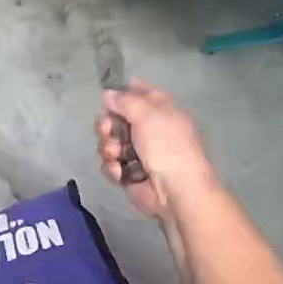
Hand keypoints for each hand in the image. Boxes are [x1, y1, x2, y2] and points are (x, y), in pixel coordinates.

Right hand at [95, 79, 220, 221]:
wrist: (176, 191)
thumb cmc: (166, 146)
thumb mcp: (147, 114)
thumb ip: (125, 100)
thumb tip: (108, 94)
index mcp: (159, 109)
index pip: (137, 92)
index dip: (121, 93)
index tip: (108, 99)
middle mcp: (148, 128)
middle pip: (115, 118)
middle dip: (107, 125)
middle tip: (107, 131)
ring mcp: (137, 151)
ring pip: (109, 141)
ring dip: (108, 148)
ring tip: (116, 155)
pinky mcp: (128, 172)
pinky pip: (110, 163)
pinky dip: (112, 167)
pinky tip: (119, 172)